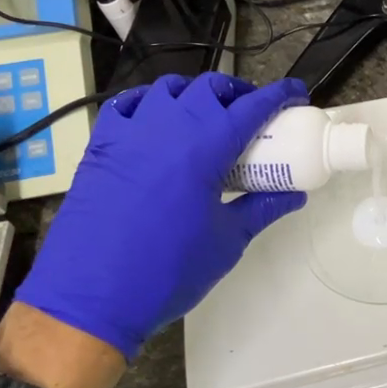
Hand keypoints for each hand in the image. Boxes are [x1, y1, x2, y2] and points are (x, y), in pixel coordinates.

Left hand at [15, 73, 309, 359]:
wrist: (91, 299)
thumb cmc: (170, 269)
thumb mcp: (228, 240)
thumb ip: (262, 208)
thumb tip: (294, 195)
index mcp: (208, 145)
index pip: (253, 105)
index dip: (280, 95)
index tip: (295, 95)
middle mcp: (170, 126)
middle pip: (209, 88)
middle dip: (236, 92)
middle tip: (251, 112)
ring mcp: (131, 133)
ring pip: (167, 89)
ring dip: (193, 93)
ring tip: (204, 113)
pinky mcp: (100, 147)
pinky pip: (126, 107)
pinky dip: (147, 104)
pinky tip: (155, 121)